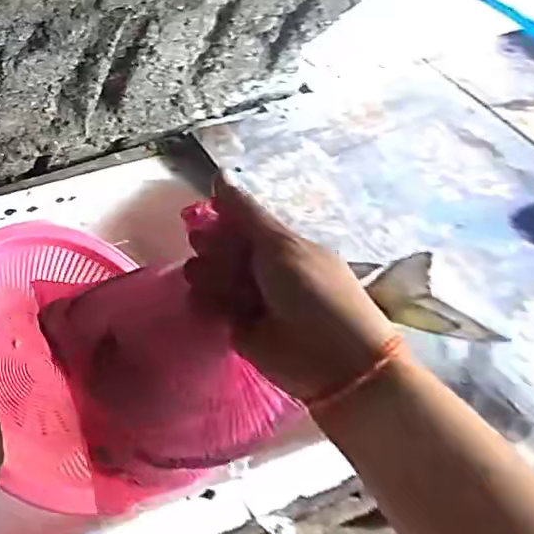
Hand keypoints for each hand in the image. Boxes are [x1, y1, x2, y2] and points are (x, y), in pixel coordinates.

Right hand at [184, 179, 397, 400]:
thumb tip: (218, 173)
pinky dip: (208, 303)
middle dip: (214, 250)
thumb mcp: (281, 245)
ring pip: (202, 271)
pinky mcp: (230, 322)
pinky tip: (226, 312)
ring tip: (237, 296)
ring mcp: (242, 294)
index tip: (212, 223)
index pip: (231, 221)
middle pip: (212, 244)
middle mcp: (256, 265)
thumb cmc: (314, 293)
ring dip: (214, 279)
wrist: (332, 361)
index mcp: (275, 243)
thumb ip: (244, 212)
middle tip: (229, 260)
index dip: (217, 220)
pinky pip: (201, 301)